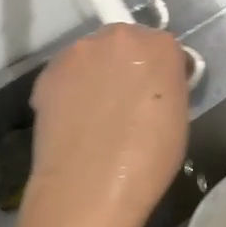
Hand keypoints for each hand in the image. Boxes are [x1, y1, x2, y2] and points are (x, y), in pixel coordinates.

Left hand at [26, 24, 189, 223]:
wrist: (90, 188)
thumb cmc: (149, 157)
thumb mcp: (179, 114)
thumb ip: (168, 84)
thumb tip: (152, 85)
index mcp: (160, 45)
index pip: (165, 47)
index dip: (163, 71)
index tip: (161, 94)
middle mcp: (118, 38)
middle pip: (125, 42)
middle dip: (127, 64)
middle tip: (128, 100)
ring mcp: (77, 54)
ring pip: (93, 57)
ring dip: (97, 74)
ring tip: (98, 113)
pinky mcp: (46, 75)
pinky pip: (67, 75)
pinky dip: (72, 90)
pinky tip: (76, 120)